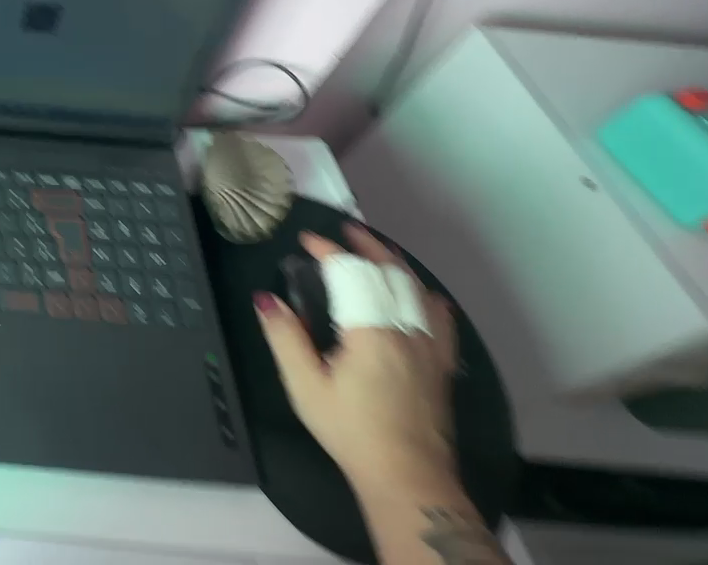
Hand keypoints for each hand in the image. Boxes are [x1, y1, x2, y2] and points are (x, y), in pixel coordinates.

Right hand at [255, 224, 459, 499]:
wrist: (407, 477)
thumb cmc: (350, 430)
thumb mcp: (304, 385)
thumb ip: (285, 337)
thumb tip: (266, 298)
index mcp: (371, 334)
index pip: (351, 276)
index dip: (329, 252)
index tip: (307, 241)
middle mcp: (407, 333)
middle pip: (391, 275)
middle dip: (366, 247)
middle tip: (344, 230)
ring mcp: (430, 349)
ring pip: (418, 292)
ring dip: (396, 264)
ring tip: (377, 250)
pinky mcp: (441, 366)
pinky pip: (441, 320)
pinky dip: (428, 297)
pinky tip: (422, 294)